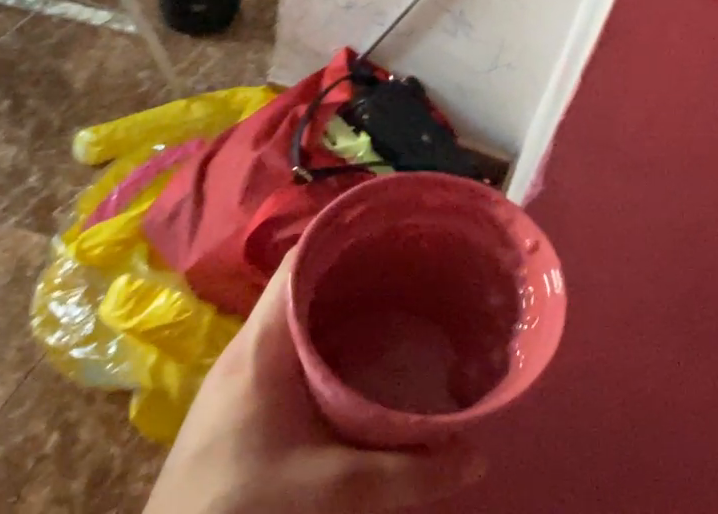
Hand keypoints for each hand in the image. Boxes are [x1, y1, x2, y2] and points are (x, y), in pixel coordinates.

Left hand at [145, 251, 485, 513]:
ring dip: (346, 308)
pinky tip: (363, 366)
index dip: (351, 234)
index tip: (401, 232)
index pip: (302, 256)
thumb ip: (411, 471)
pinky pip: (293, 350)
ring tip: (402, 308)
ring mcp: (240, 377)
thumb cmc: (245, 507)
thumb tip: (478, 455)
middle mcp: (249, 347)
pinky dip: (330, 343)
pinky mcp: (240, 406)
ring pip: (300, 318)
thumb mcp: (337, 492)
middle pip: (307, 282)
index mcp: (264, 342)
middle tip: (420, 271)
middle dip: (362, 271)